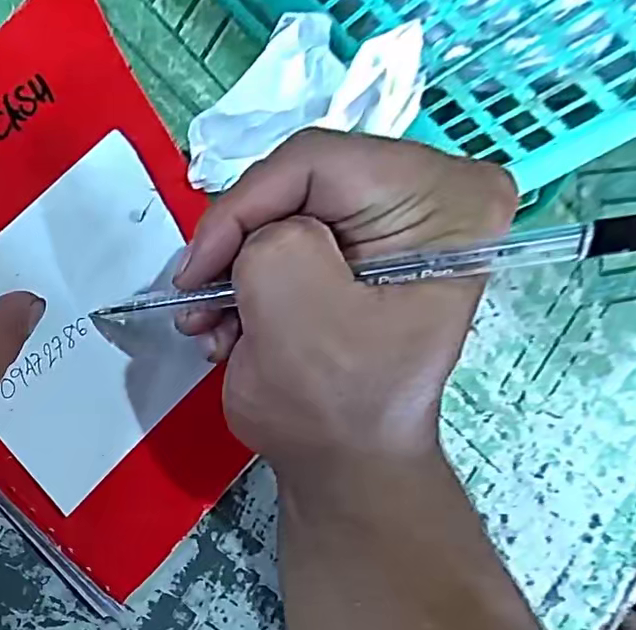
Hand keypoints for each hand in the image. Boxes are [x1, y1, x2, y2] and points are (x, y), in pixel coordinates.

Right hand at [173, 130, 515, 475]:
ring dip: (226, 276)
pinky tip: (229, 330)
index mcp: (440, 200)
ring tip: (211, 328)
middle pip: (291, 187)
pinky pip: (269, 249)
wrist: (339, 462)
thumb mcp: (299, 320)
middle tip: (198, 305)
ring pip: (270, 219)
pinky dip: (236, 289)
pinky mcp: (341, 258)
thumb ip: (271, 251)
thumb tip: (247, 242)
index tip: (194, 275)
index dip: (239, 211)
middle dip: (230, 249)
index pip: (315, 162)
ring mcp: (377, 230)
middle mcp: (418, 199)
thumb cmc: (331, 406)